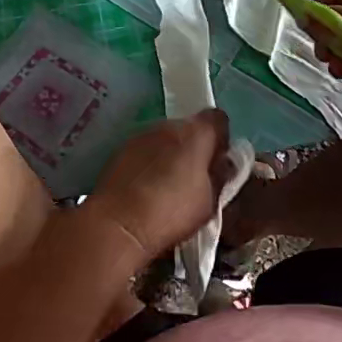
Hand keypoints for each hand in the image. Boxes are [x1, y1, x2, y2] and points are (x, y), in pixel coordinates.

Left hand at [81, 110, 231, 263]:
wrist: (119, 223)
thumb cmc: (171, 212)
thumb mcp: (210, 202)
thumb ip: (220, 176)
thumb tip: (223, 163)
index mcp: (196, 133)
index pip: (217, 119)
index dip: (221, 138)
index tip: (220, 159)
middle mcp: (168, 125)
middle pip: (189, 127)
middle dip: (195, 146)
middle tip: (197, 176)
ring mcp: (142, 134)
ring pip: (166, 137)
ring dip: (171, 153)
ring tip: (169, 184)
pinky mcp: (122, 147)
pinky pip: (146, 149)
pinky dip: (150, 161)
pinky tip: (148, 186)